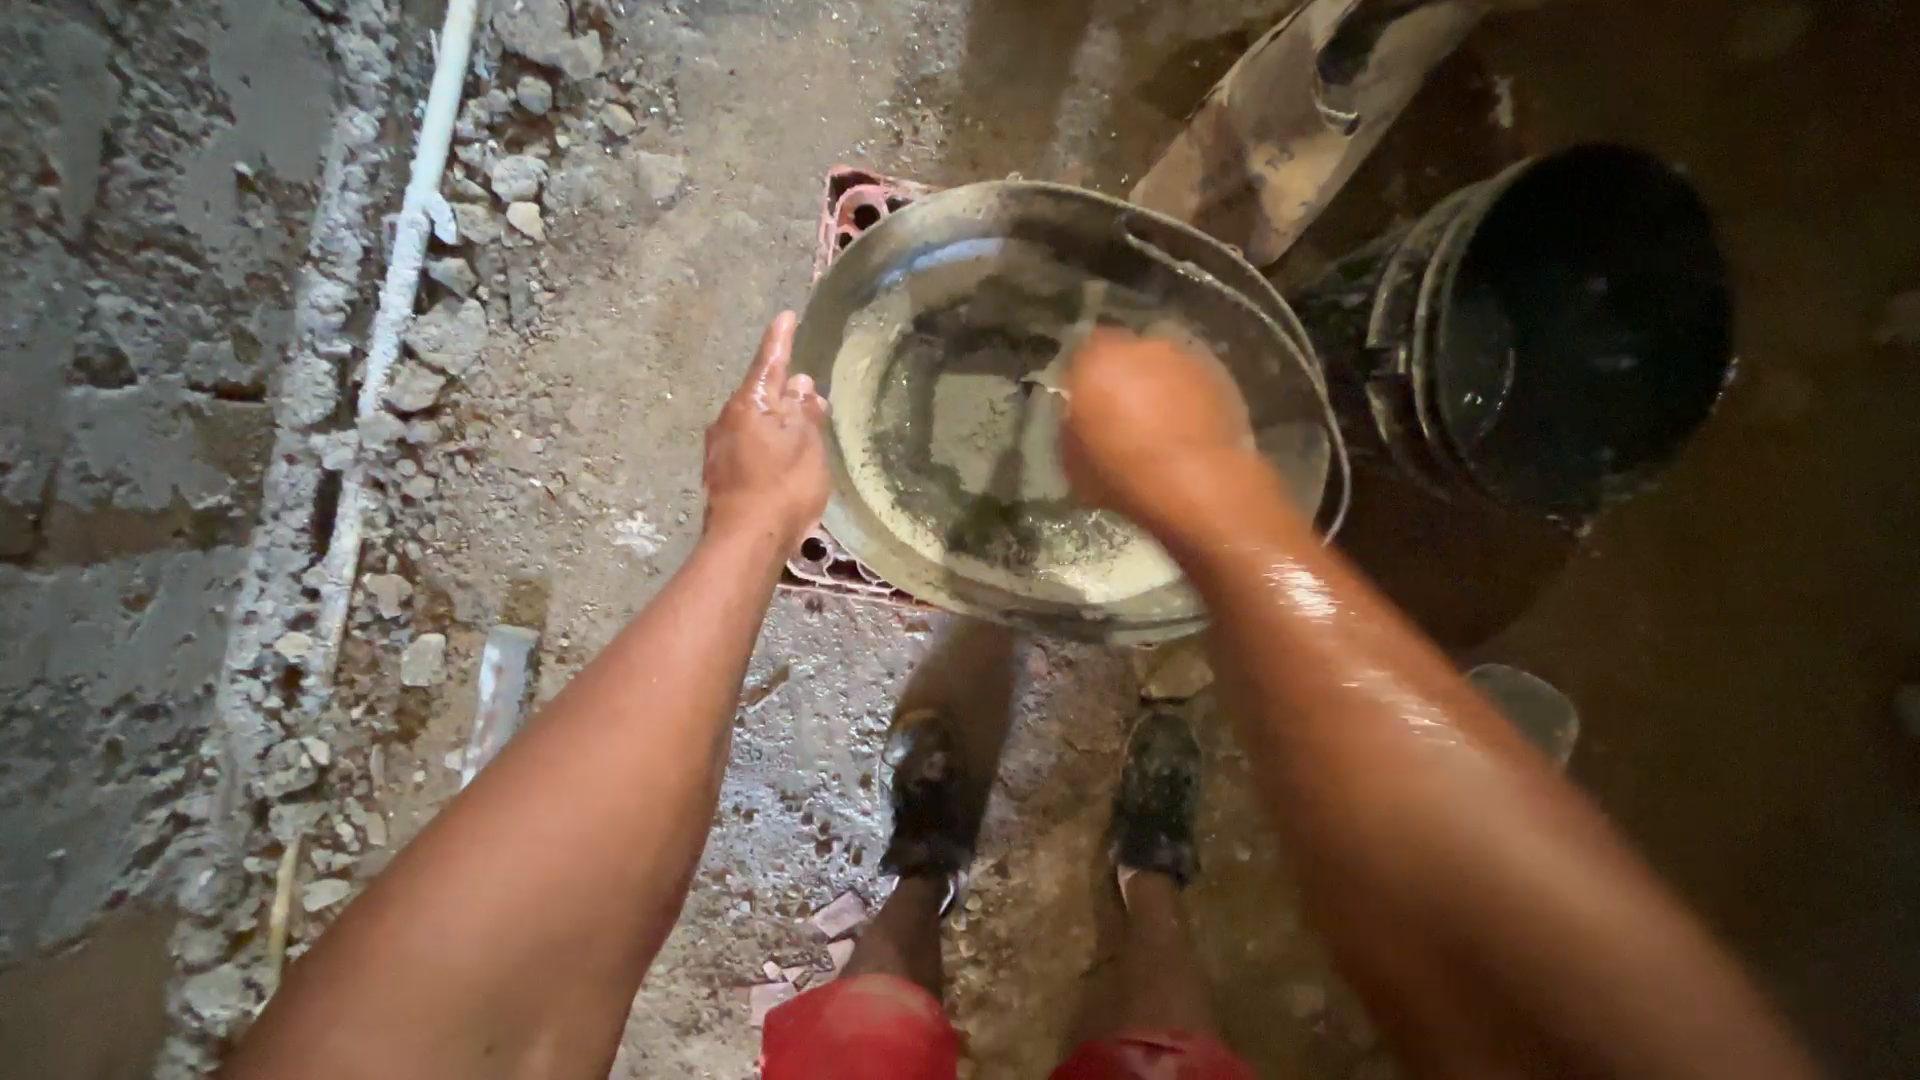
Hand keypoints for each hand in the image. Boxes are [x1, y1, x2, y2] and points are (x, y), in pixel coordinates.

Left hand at [703, 311, 829, 549]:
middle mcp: (727, 420)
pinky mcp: (721, 476)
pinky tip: (784, 458)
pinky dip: (769, 444)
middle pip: (761, 394)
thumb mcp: (805, 444)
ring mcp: (720, 449)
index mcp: (749, 404)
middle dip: (785, 389)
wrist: (747, 540)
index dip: (781, 339)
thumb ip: (804, 412)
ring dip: (778, 419)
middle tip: (809, 390)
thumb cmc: (783, 486)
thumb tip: (801, 385)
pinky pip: (750, 447)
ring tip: (803, 426)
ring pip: (755, 422)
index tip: (786, 316)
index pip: (769, 362)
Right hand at [1060, 327, 1256, 527]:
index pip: (1081, 352)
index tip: (1084, 401)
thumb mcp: (1072, 460)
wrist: (1199, 484)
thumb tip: (1078, 416)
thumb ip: (1070, 425)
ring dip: (1158, 383)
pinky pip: (1193, 379)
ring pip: (1163, 363)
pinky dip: (1188, 395)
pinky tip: (1187, 427)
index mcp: (1097, 360)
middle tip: (1122, 410)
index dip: (1083, 376)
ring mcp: (1186, 356)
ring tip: (1159, 420)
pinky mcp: (1222, 374)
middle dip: (1122, 374)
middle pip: (1126, 352)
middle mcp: (1142, 346)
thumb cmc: (1124, 474)